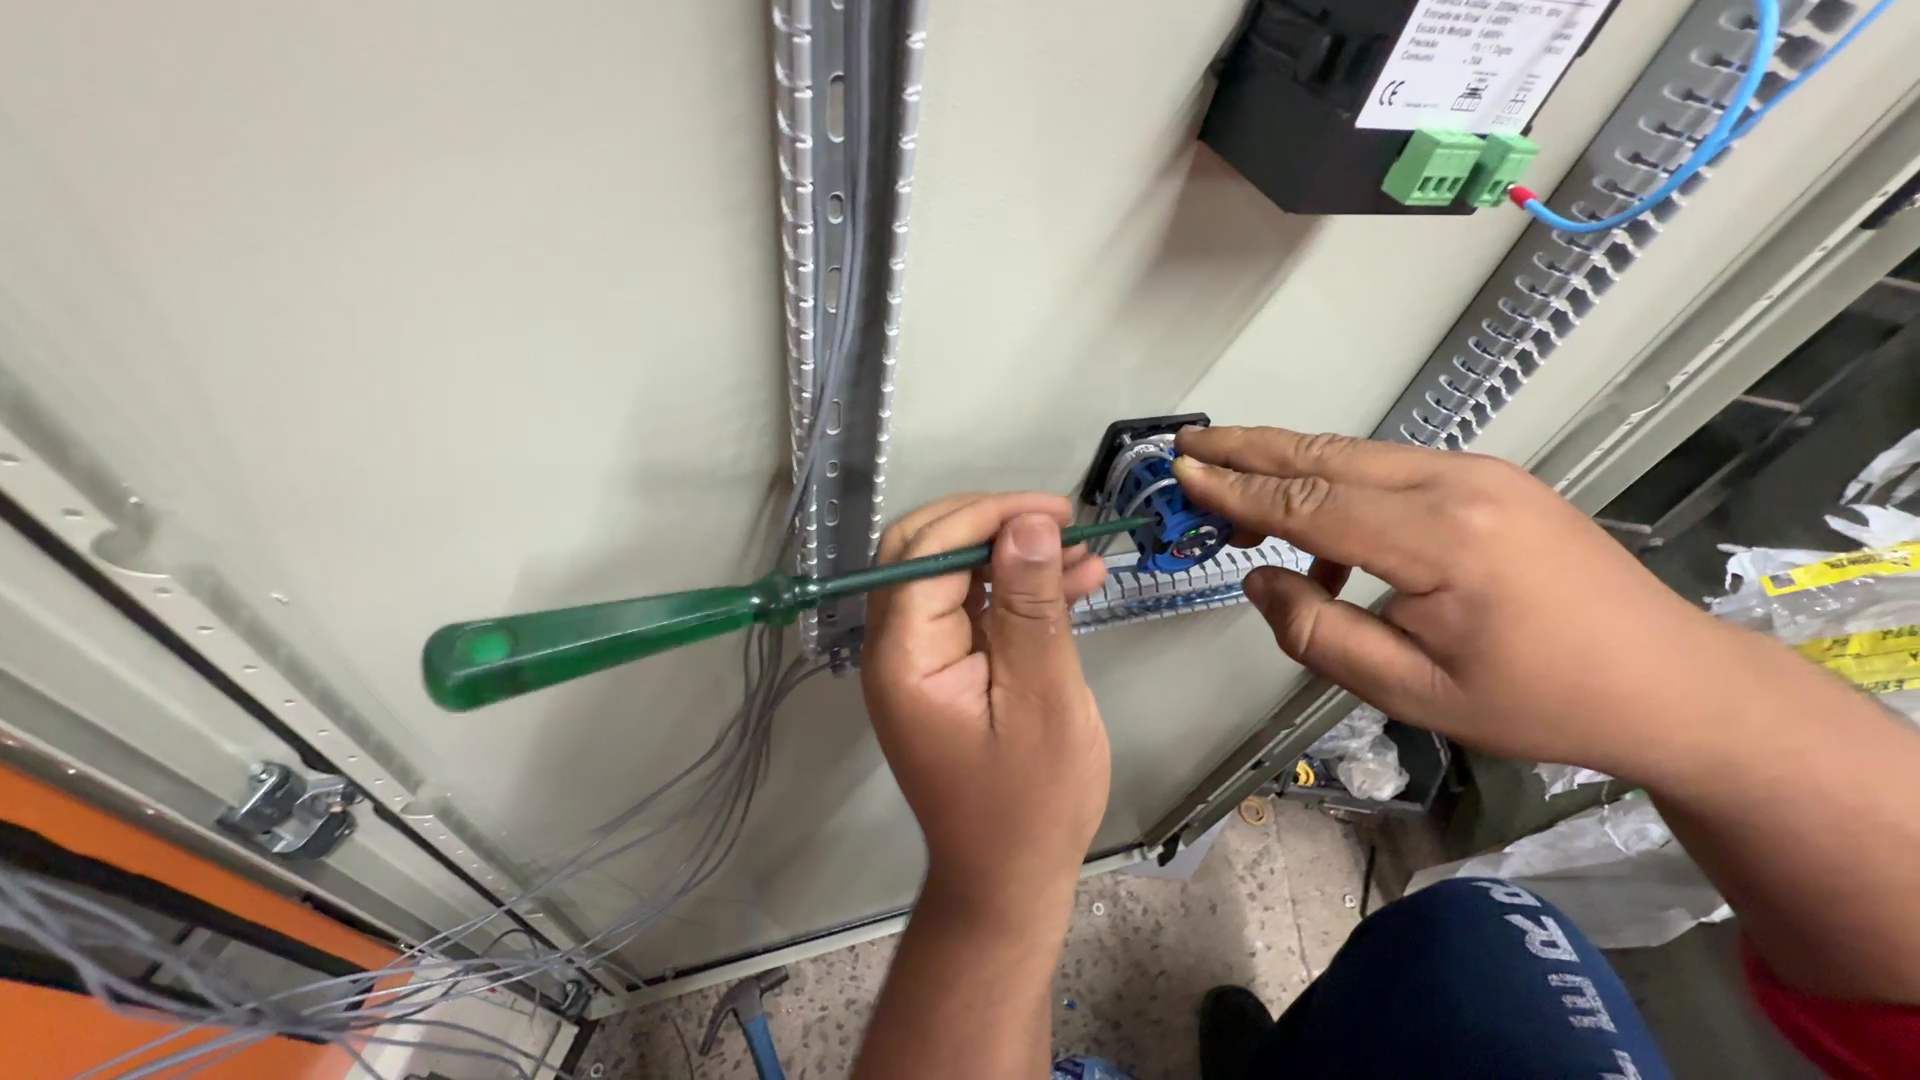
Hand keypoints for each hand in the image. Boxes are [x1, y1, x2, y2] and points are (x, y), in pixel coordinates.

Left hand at [862, 495, 1111, 909]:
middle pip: (923, 552)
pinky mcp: (947, 671)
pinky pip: (974, 611)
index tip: (1052, 511)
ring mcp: (920, 660)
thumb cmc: (1030, 802)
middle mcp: (897, 649)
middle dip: (990, 524)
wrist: (1010, 878)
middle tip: (1058, 521)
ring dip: (1012, 556)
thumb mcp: (1042, 699)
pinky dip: (1017, 593)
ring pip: (953, 576)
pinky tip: (1076, 583)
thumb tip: (1026, 523)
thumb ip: (1030, 607)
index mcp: (904, 657)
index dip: (984, 517)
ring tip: (1083, 551)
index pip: (923, 553)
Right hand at [1172, 426, 1744, 777]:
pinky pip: (1388, 468)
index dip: (1237, 489)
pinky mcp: (1489, 479)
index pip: (1308, 504)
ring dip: (1283, 460)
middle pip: (1325, 455)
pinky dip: (1330, 480)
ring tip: (1225, 473)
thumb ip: (1317, 635)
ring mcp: (1478, 473)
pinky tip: (1309, 521)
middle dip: (1247, 447)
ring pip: (1354, 453)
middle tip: (1187, 440)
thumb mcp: (1410, 692)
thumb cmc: (1537, 701)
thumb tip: (1260, 579)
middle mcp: (1456, 483)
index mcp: (1439, 539)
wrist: (1669, 682)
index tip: (1181, 471)